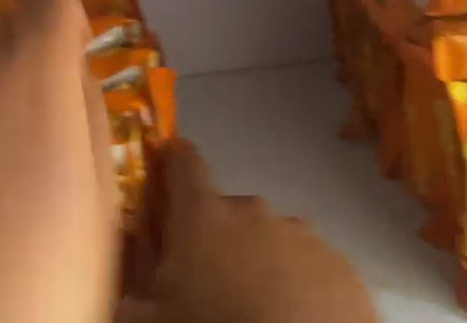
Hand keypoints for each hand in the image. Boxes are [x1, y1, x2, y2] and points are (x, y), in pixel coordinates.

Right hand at [124, 140, 379, 322]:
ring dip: (260, 263)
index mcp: (203, 214)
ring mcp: (304, 237)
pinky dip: (301, 287)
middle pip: (225, 211)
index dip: (171, 163)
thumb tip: (122, 289)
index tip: (164, 174)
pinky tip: (294, 320)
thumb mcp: (150, 320)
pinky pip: (311, 268)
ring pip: (271, 240)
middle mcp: (253, 211)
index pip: (183, 160)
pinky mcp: (344, 270)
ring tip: (257, 310)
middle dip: (217, 240)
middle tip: (210, 287)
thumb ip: (130, 293)